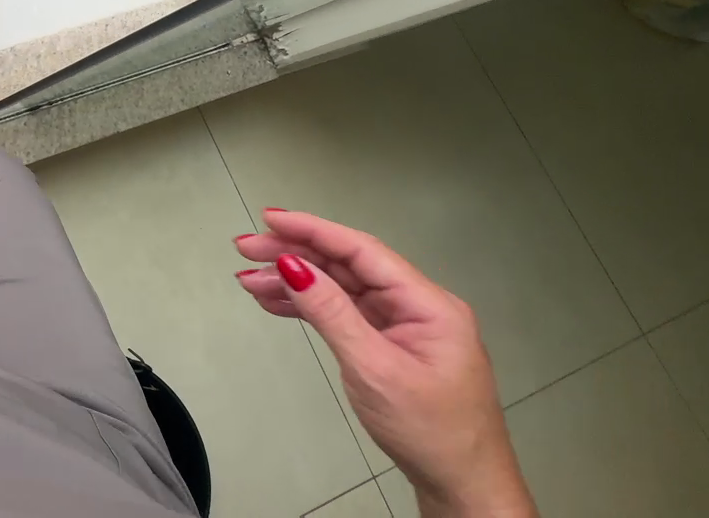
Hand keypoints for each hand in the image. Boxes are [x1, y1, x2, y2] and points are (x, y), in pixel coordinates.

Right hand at [234, 210, 535, 517]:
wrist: (463, 489)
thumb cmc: (427, 429)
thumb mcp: (373, 368)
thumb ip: (330, 311)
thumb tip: (289, 264)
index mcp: (427, 304)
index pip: (361, 250)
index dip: (312, 230)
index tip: (268, 218)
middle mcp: (415, 304)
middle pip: (345, 264)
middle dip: (293, 253)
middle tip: (244, 248)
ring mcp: (401, 323)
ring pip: (338, 285)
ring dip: (292, 279)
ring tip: (247, 279)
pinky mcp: (386, 340)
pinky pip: (340, 309)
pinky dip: (305, 304)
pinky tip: (271, 301)